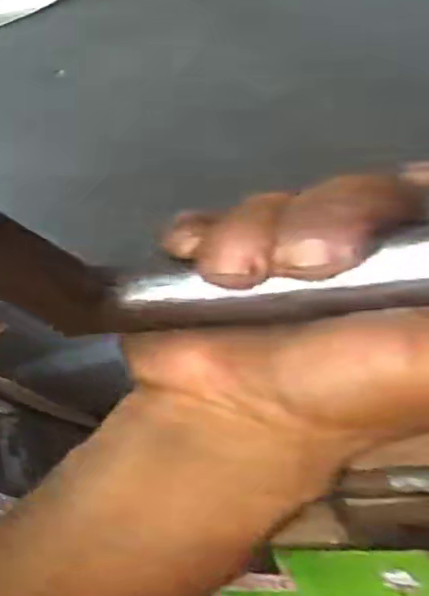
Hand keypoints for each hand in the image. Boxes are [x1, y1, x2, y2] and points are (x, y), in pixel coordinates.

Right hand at [126, 167, 428, 464]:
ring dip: (243, 235)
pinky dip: (191, 234)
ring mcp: (275, 249)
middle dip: (324, 215)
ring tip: (228, 278)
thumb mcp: (422, 358)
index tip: (393, 207)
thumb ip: (426, 322)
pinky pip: (198, 219)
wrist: (223, 406)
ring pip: (270, 203)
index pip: (426, 196)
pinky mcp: (203, 255)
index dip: (413, 189)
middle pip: (354, 190)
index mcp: (418, 263)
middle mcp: (360, 248)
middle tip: (302, 264)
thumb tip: (415, 278)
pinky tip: (190, 259)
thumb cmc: (343, 390)